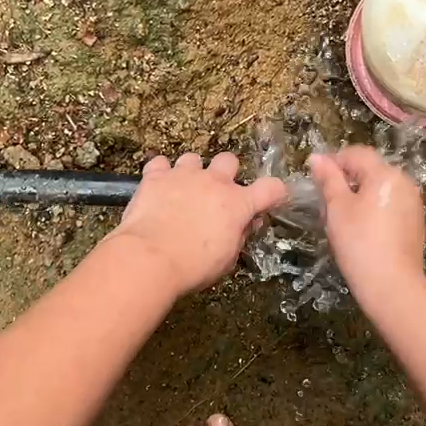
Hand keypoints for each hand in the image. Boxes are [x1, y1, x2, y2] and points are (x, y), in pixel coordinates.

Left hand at [109, 152, 286, 296]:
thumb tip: (242, 225)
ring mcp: (184, 175)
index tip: (270, 198)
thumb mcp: (226, 259)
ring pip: (193, 158)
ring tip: (182, 191)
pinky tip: (157, 187)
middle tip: (215, 194)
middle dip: (225, 174)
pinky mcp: (156, 176)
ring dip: (191, 172)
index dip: (274, 192)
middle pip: (229, 160)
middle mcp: (214, 182)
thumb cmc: (192, 266)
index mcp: (237, 204)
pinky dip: (160, 173)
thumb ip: (238, 237)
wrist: (151, 258)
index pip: (270, 188)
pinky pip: (160, 163)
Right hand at [307, 146, 425, 302]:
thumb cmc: (360, 242)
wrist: (392, 286)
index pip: (357, 154)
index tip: (315, 177)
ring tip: (339, 215)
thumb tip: (316, 157)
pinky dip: (373, 209)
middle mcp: (404, 182)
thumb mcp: (337, 207)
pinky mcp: (415, 223)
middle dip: (346, 179)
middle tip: (324, 198)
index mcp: (386, 173)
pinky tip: (360, 229)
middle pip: (371, 170)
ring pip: (380, 189)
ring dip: (359, 195)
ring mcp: (413, 203)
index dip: (334, 161)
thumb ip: (328, 178)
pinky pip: (390, 205)